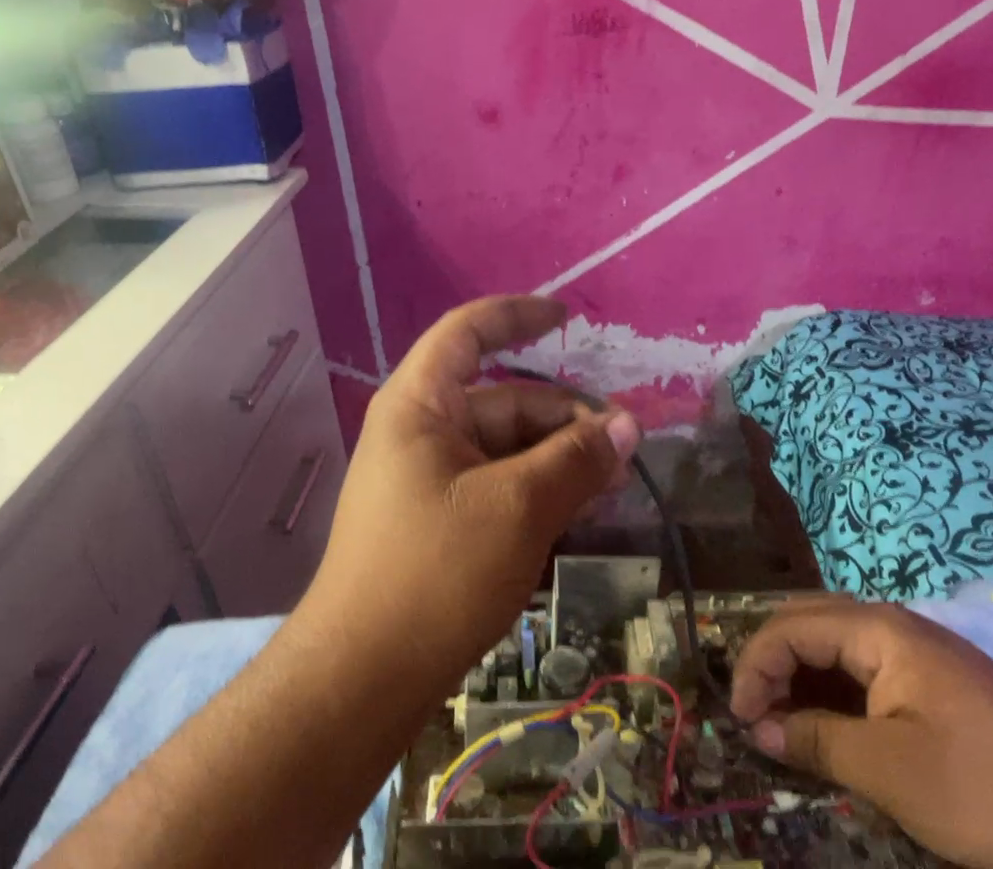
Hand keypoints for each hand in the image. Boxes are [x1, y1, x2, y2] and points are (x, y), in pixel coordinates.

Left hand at [300, 296, 640, 696]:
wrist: (364, 676)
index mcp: (420, 406)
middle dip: (565, 418)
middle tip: (624, 450)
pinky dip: (538, 493)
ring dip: (558, 461)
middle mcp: (420, 433)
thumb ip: (575, 460)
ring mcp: (428, 481)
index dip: (517, 316)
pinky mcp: (438, 525)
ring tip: (612, 486)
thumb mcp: (517, 508)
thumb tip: (628, 424)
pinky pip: (497, 488)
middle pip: (504, 401)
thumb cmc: (435, 572)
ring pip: (507, 450)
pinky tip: (578, 515)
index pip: (468, 333)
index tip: (569, 319)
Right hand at [731, 602, 992, 868]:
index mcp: (883, 630)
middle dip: (773, 664)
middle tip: (752, 717)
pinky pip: (871, 676)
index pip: (792, 626)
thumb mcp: (886, 769)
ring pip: (841, 650)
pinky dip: (837, 697)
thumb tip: (760, 728)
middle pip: (812, 625)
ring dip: (804, 681)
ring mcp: (926, 657)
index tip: (738, 722)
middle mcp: (901, 628)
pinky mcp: (943, 688)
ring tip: (784, 729)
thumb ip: (815, 740)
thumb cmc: (982, 789)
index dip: (754, 667)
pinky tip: (831, 733)